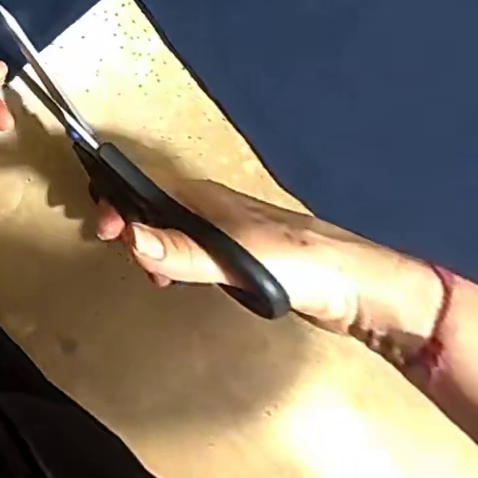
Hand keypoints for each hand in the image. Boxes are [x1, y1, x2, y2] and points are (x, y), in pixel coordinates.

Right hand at [92, 179, 444, 357]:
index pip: (137, 185)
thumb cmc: (303, 265)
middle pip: (146, 204)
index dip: (113, 201)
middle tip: (125, 254)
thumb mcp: (235, 259)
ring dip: (146, 245)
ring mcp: (221, 228)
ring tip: (152, 274)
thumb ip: (179, 251)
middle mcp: (205, 206)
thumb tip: (128, 236)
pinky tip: (177, 278)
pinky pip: (185, 245)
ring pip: (164, 226)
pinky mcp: (234, 252)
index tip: (104, 231)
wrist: (373, 293)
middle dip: (125, 225)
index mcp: (200, 195)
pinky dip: (169, 258)